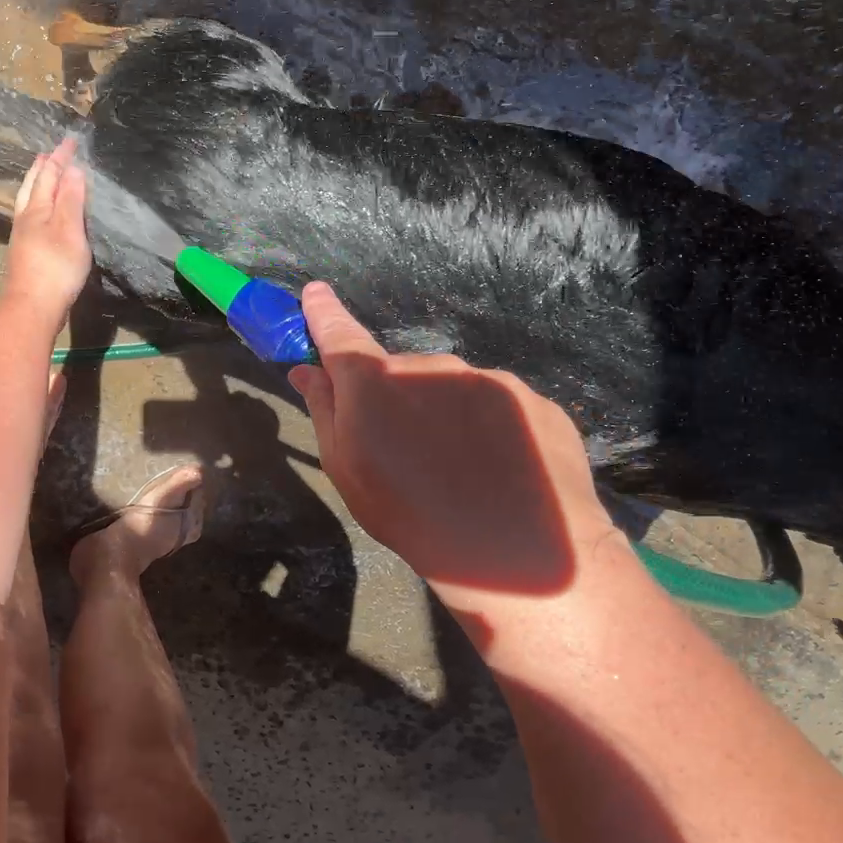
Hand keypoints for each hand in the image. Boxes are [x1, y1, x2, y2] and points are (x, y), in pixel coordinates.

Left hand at [3, 137, 90, 319]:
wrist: (33, 307)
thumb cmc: (55, 267)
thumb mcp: (69, 229)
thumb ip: (71, 199)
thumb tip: (72, 169)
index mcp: (36, 210)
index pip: (48, 175)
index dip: (60, 157)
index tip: (70, 140)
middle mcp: (25, 219)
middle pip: (32, 186)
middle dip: (42, 168)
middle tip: (48, 153)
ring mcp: (23, 237)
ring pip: (28, 202)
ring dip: (37, 185)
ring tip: (43, 176)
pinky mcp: (26, 254)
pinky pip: (31, 217)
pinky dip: (38, 205)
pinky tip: (42, 213)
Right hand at [285, 283, 622, 613]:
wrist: (515, 550)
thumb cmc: (406, 511)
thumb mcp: (344, 467)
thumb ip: (325, 410)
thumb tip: (307, 371)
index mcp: (375, 380)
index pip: (339, 333)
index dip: (323, 313)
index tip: (315, 291)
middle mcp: (430, 364)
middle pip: (401, 374)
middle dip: (397, 399)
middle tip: (405, 452)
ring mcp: (487, 379)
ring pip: (452, 390)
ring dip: (446, 415)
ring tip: (460, 471)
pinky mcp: (535, 401)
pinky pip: (497, 408)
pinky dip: (489, 430)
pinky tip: (498, 472)